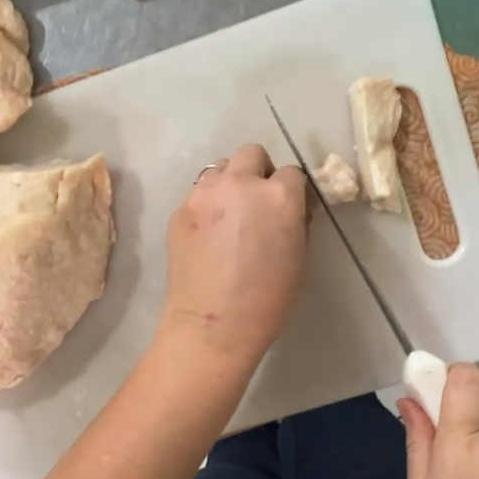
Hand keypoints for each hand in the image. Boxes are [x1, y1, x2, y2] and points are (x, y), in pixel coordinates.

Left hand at [160, 144, 308, 367]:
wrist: (213, 324)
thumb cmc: (268, 299)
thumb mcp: (299, 256)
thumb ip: (294, 220)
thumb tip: (289, 207)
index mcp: (278, 195)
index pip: (291, 172)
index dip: (290, 190)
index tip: (287, 209)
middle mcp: (240, 184)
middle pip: (251, 154)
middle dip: (258, 172)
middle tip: (256, 203)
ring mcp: (204, 195)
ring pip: (219, 170)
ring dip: (228, 184)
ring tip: (228, 217)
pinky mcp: (179, 211)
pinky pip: (198, 195)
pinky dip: (206, 207)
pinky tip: (207, 236)